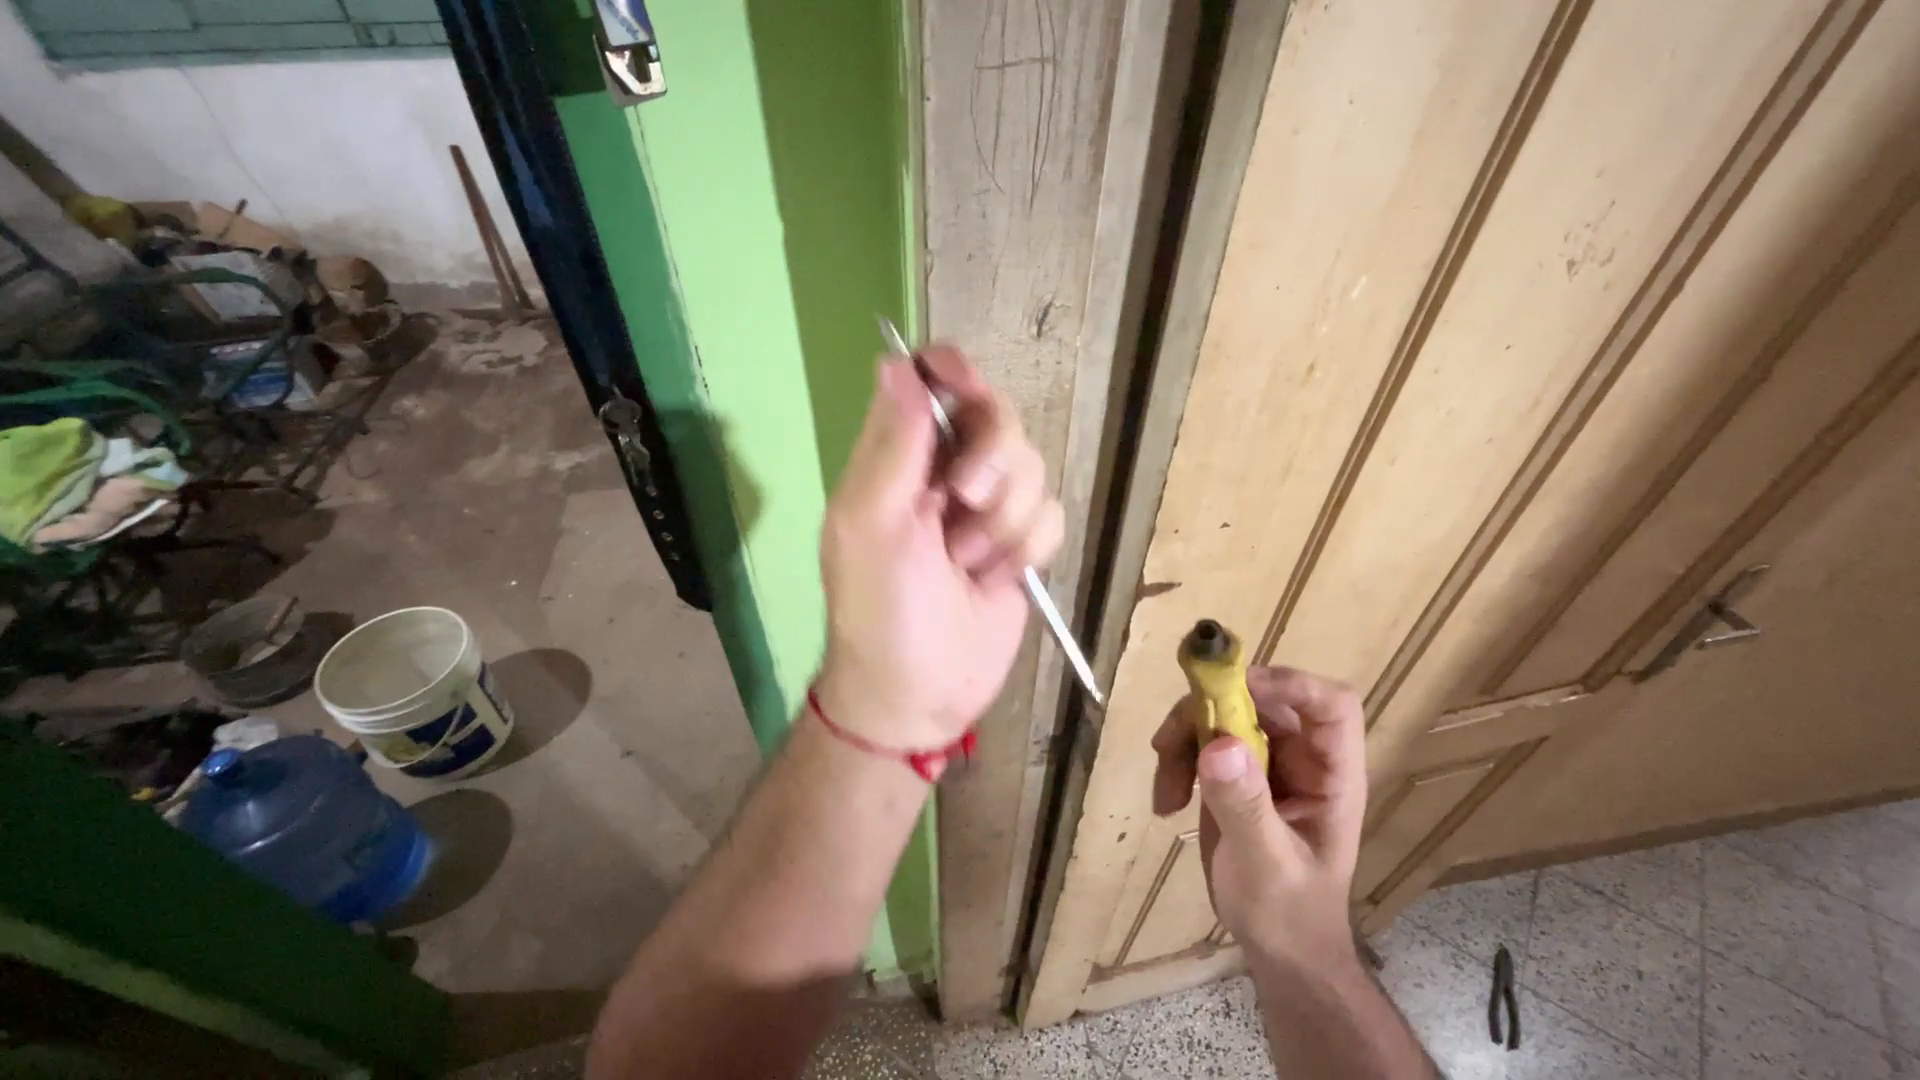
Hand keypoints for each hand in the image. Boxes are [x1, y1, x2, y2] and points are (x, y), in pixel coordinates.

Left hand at [816, 346, 1065, 749]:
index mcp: (898, 459)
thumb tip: (895, 363)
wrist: (921, 694)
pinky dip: (1026, 549)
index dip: (955, 372)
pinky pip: (1052, 516)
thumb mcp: (872, 526)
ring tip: (968, 563)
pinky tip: (995, 580)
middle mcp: (946, 472)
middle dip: (992, 460)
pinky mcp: (1021, 545)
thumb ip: (891, 445)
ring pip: (1032, 468)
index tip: (968, 384)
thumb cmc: (881, 611)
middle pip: (998, 418)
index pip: (931, 385)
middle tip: (965, 501)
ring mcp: (987, 510)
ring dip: (1004, 520)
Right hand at [1150, 666, 1368, 971]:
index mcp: (1332, 775)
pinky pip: (1202, 742)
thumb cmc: (1289, 915)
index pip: (1331, 706)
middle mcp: (1302, 760)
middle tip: (1171, 738)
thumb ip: (1245, 806)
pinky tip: (1165, 802)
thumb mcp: (1266, 864)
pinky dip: (1176, 761)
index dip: (1291, 684)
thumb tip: (1219, 744)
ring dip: (1184, 739)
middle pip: (1261, 701)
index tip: (1233, 689)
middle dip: (1212, 712)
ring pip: (1223, 716)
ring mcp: (1267, 766)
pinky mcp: (1235, 776)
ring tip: (1165, 789)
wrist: (1277, 953)